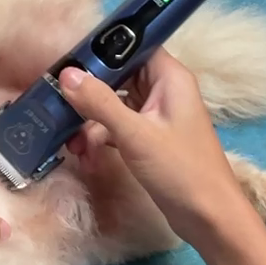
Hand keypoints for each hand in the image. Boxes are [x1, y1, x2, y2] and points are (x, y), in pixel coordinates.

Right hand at [57, 52, 251, 248]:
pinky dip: (100, 136)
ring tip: (69, 138)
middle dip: (88, 89)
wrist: (209, 218)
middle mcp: (164, 90)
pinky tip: (83, 152)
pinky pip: (118, 126)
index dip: (101, 48)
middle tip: (56, 99)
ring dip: (90, 118)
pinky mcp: (150, 138)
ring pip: (114, 103)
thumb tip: (66, 74)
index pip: (133, 45)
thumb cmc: (180, 170)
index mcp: (170, 77)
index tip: (67, 58)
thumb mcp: (135, 134)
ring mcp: (156, 115)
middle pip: (118, 74)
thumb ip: (100, 102)